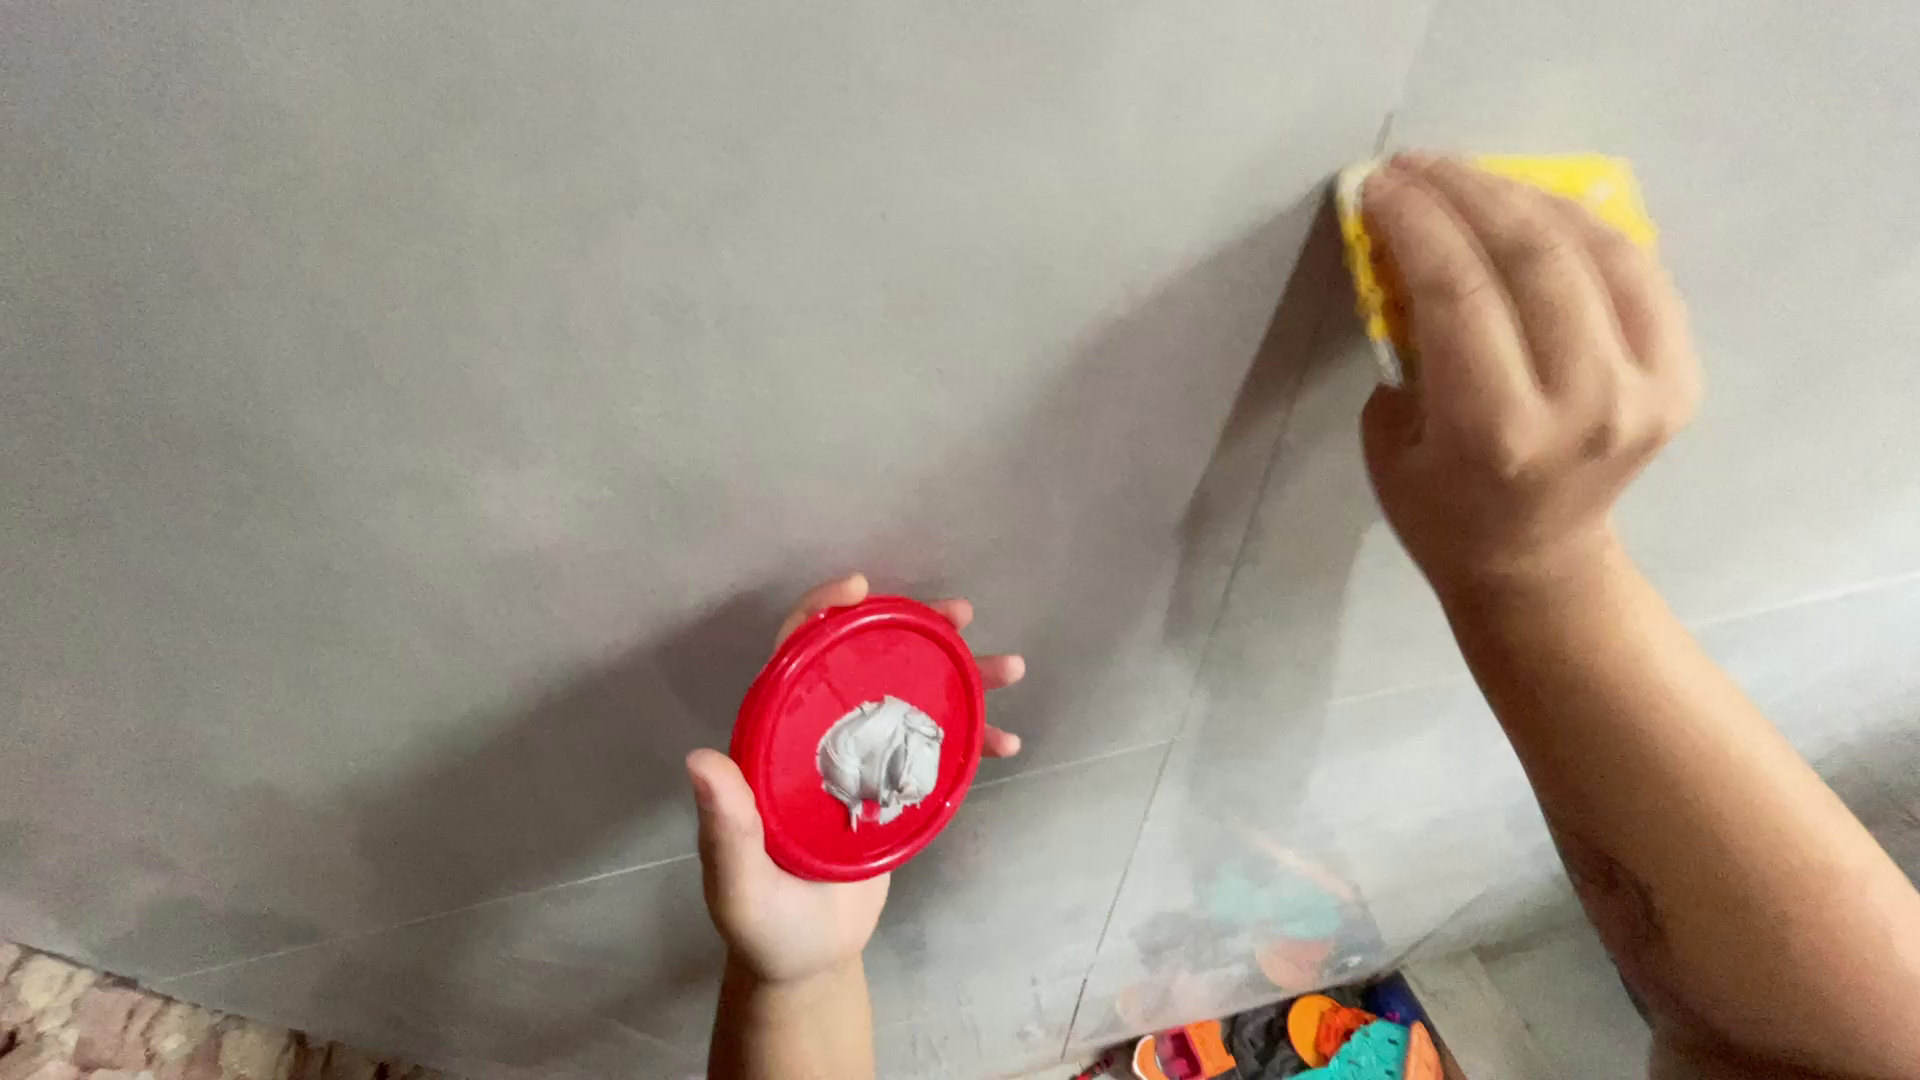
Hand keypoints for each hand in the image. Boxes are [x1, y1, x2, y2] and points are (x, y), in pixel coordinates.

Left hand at [686, 573, 1026, 985]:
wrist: (809, 959)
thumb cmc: (762, 921)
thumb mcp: (737, 882)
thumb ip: (725, 827)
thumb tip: (701, 759)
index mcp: (777, 738)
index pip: (795, 656)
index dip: (823, 613)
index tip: (862, 588)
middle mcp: (823, 733)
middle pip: (869, 662)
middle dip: (916, 631)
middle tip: (961, 614)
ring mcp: (865, 757)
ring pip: (914, 698)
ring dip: (962, 678)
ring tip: (1009, 669)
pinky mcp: (897, 785)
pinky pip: (938, 748)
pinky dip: (974, 740)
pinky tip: (1007, 743)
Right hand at [1357, 154, 1701, 600]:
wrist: (1531, 560)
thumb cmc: (1435, 512)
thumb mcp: (1389, 438)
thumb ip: (1407, 352)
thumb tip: (1414, 267)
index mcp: (1493, 430)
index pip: (1460, 295)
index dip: (1417, 226)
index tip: (1379, 187)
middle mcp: (1582, 402)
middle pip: (1532, 258)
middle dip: (1465, 194)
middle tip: (1415, 167)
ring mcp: (1645, 384)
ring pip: (1594, 249)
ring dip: (1521, 197)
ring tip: (1466, 177)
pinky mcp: (1679, 371)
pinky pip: (1634, 269)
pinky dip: (1578, 225)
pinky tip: (1530, 207)